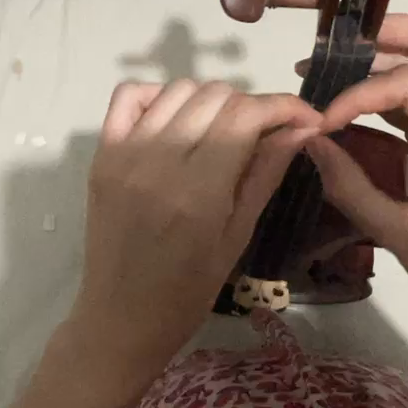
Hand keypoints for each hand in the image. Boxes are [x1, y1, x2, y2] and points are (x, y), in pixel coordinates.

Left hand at [67, 82, 319, 371]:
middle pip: (215, 95)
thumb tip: (301, 127)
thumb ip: (265, 175)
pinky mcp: (102, 155)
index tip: (304, 118)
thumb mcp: (237, 237)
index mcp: (199, 192)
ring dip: (209, 100)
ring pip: (178, 89)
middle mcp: (158, 162)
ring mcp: (124, 154)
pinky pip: (129, 96)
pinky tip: (175, 120)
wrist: (120, 317)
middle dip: (250, 106)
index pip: (246, 115)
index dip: (284, 106)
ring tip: (220, 130)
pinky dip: (158, 95)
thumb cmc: (188, 292)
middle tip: (262, 134)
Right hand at [302, 15, 407, 325]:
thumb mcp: (398, 233)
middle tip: (334, 47)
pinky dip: (390, 80)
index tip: (322, 121)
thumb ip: (350, 186)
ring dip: (388, 50)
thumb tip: (309, 143)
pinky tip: (352, 98)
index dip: (359, 93)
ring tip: (334, 66)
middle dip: (388, 31)